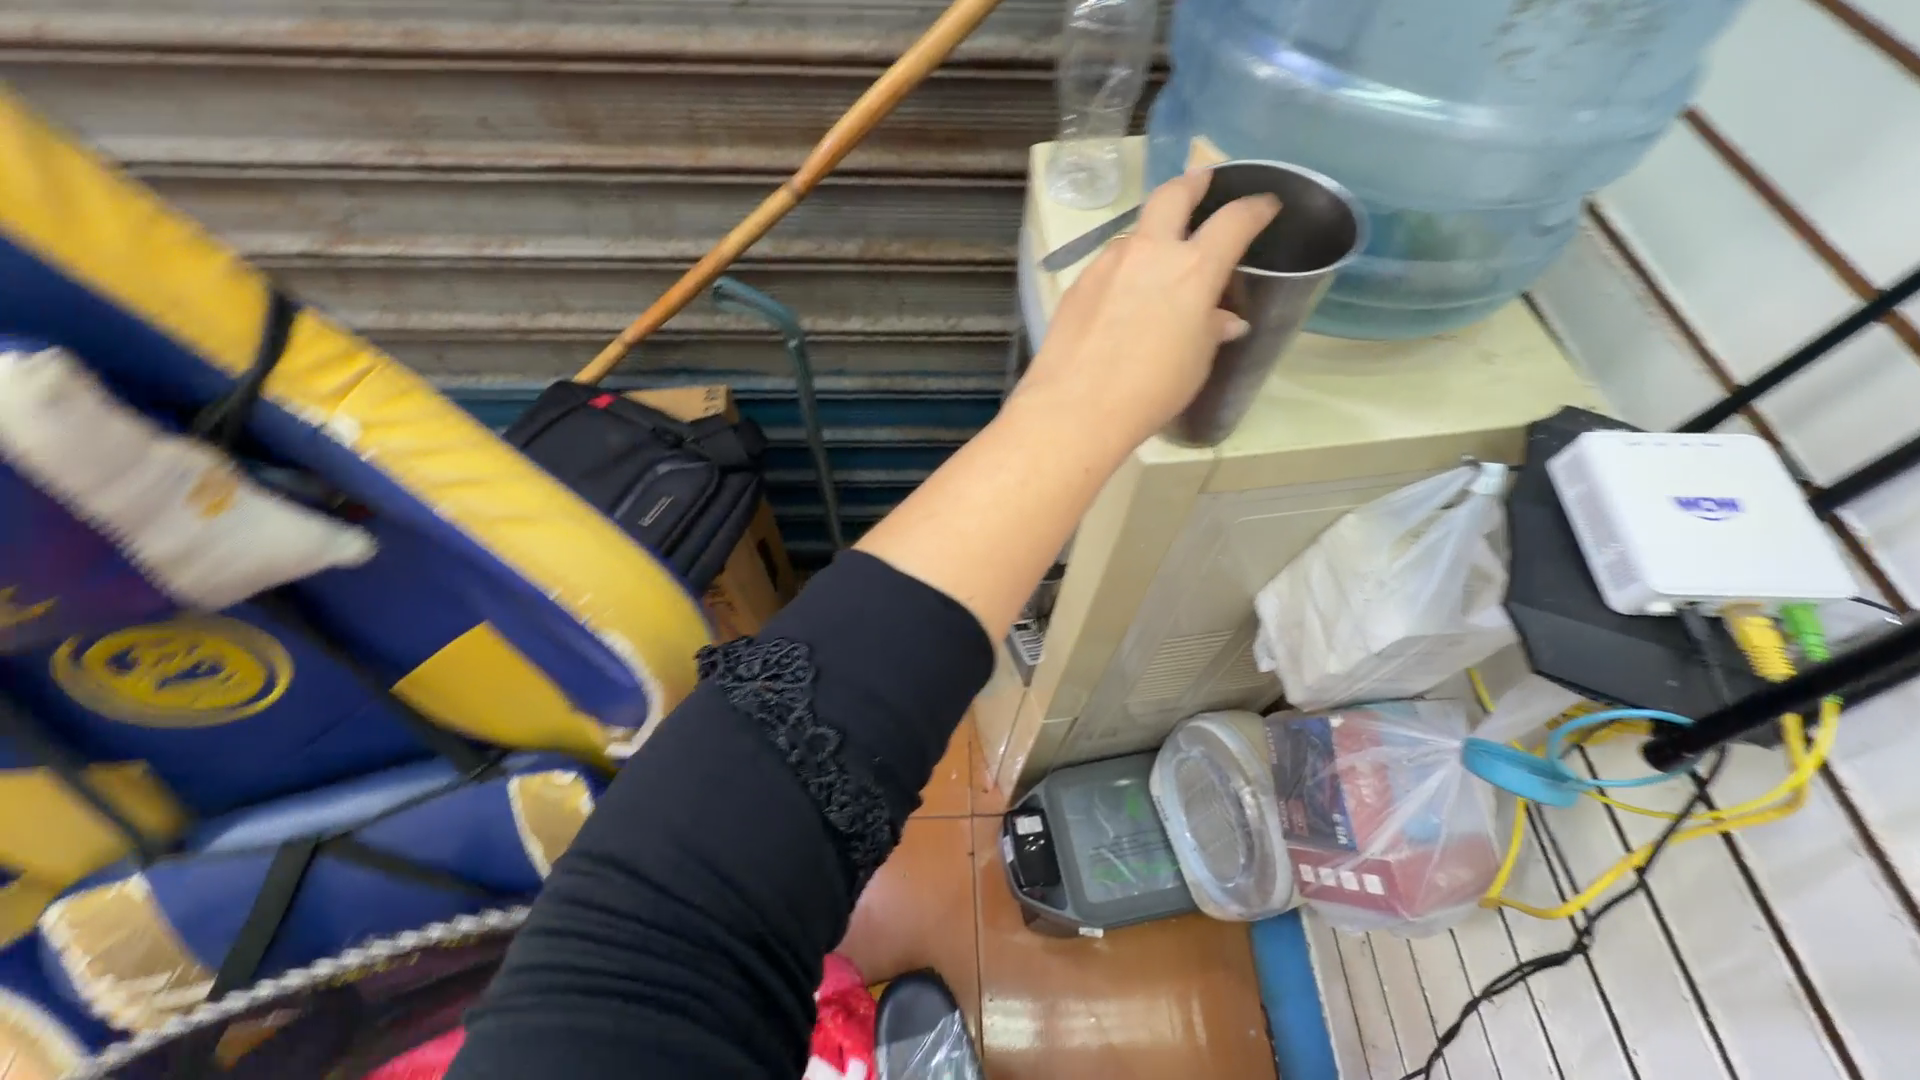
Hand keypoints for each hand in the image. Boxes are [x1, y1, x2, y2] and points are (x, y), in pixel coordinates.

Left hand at [1010, 170, 1280, 447]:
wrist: (1075, 406)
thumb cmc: (1150, 390)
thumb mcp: (1196, 363)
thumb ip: (1211, 330)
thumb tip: (1224, 319)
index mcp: (1194, 269)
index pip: (1234, 220)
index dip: (1255, 208)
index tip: (1265, 204)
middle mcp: (1150, 253)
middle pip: (1173, 195)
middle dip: (1193, 183)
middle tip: (1202, 180)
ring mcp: (1107, 264)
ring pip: (1135, 234)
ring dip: (1151, 236)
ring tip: (1157, 259)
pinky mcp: (1077, 284)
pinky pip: (1108, 265)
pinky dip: (1123, 270)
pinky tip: (1121, 297)